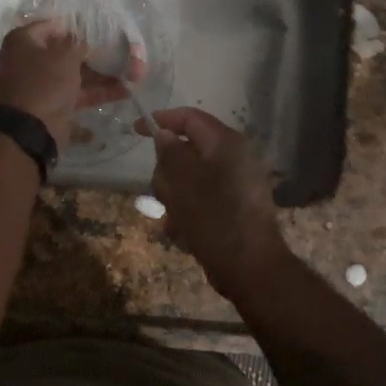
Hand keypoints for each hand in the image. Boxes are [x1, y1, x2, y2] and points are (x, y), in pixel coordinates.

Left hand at [0, 20, 135, 148]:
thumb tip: (80, 38)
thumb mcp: (64, 56)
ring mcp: (36, 90)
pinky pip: (70, 105)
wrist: (28, 132)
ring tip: (130, 80)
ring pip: (70, 82)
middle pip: (62, 57)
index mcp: (22, 43)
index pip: (49, 27)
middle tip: (120, 56)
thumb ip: (76, 44)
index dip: (73, 27)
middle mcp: (26, 64)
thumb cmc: (44, 83)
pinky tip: (112, 105)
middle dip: (92, 58)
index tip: (97, 29)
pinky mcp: (45, 112)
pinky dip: (88, 106)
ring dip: (98, 82)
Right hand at [137, 108, 286, 297]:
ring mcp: (236, 183)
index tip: (136, 130)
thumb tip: (164, 133)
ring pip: (190, 177)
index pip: (190, 118)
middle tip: (161, 191)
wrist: (250, 267)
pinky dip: (188, 210)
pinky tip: (183, 231)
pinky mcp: (234, 206)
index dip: (162, 120)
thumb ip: (170, 151)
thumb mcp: (182, 181)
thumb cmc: (213, 218)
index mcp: (225, 144)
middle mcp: (234, 158)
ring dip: (175, 195)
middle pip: (186, 150)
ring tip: (174, 217)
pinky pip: (201, 197)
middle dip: (167, 171)